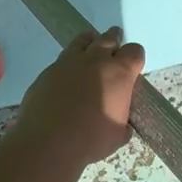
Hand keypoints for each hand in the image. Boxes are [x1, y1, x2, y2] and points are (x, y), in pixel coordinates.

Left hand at [16, 27, 145, 165]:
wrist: (47, 142)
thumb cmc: (89, 140)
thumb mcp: (117, 135)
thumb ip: (122, 122)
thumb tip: (122, 123)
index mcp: (119, 74)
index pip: (134, 52)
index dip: (134, 58)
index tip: (132, 67)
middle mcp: (95, 61)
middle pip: (108, 38)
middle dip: (114, 41)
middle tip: (114, 48)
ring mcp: (68, 63)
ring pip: (82, 41)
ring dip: (90, 42)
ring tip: (90, 47)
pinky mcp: (46, 72)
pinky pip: (61, 60)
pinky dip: (68, 63)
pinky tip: (66, 76)